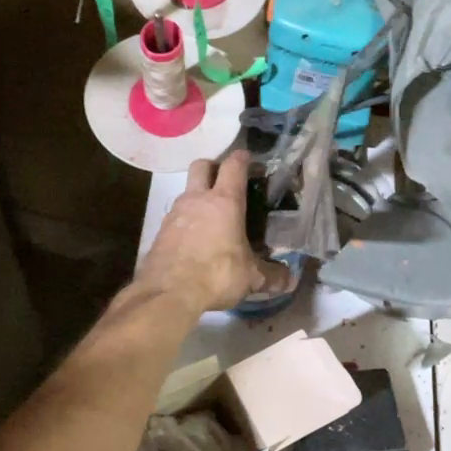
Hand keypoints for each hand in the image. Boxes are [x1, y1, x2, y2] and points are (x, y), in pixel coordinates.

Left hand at [137, 152, 289, 313]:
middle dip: (213, 167)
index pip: (233, 166)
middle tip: (226, 181)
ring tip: (212, 217)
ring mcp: (175, 213)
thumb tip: (289, 279)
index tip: (248, 159)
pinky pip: (176, 216)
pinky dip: (186, 221)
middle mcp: (197, 200)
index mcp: (225, 202)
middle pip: (201, 165)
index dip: (242, 158)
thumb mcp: (251, 277)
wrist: (169, 292)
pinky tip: (195, 240)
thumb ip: (271, 275)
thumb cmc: (217, 274)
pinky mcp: (160, 231)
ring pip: (187, 191)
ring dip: (199, 197)